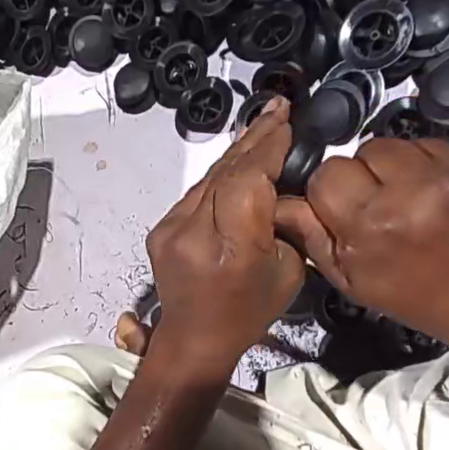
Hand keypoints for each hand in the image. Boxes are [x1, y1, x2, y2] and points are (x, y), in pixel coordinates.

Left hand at [142, 97, 304, 379]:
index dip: (267, 147)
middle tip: (277, 110)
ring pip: (209, 177)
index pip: (247, 179)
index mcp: (232, 248)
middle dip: (255, 137)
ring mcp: (172, 229)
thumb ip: (284, 226)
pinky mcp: (161, 228)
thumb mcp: (287, 273)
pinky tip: (237, 159)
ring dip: (237, 151)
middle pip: (226, 171)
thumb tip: (279, 190)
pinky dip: (219, 174)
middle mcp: (194, 233)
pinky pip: (197, 191)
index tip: (285, 123)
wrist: (195, 339)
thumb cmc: (245, 312)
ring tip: (262, 126)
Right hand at [275, 137, 448, 343]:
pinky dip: (444, 169)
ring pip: (409, 143)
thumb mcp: (353, 280)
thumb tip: (283, 205)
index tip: (349, 208)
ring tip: (422, 205)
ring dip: (409, 168)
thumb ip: (313, 237)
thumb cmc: (421, 297)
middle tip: (389, 209)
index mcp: (374, 221)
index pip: (328, 172)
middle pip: (368, 150)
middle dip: (371, 175)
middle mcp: (416, 190)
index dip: (334, 191)